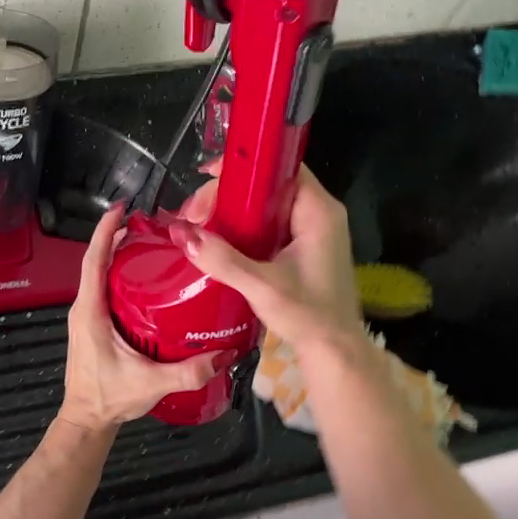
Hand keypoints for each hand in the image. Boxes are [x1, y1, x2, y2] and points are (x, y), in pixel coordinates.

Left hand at [60, 203, 218, 431]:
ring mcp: (86, 316)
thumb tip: (225, 355)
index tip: (121, 208)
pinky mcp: (93, 325)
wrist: (86, 421)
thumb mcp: (151, 384)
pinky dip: (120, 277)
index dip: (105, 231)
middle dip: (119, 238)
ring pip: (100, 276)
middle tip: (151, 224)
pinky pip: (104, 290)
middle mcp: (84, 308)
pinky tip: (147, 281)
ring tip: (152, 245)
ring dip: (120, 256)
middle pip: (98, 261)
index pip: (93, 261)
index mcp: (90, 312)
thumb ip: (188, 372)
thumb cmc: (108, 399)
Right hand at [176, 164, 361, 355]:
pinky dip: (243, 227)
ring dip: (231, 210)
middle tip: (194, 214)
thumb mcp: (261, 287)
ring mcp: (313, 230)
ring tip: (198, 225)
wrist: (335, 351)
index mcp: (317, 211)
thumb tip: (182, 234)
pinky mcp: (304, 247)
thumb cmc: (308, 315)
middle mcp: (319, 213)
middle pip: (268, 184)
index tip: (206, 176)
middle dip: (227, 194)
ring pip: (266, 204)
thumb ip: (223, 259)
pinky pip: (269, 223)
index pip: (279, 167)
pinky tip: (218, 240)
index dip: (242, 166)